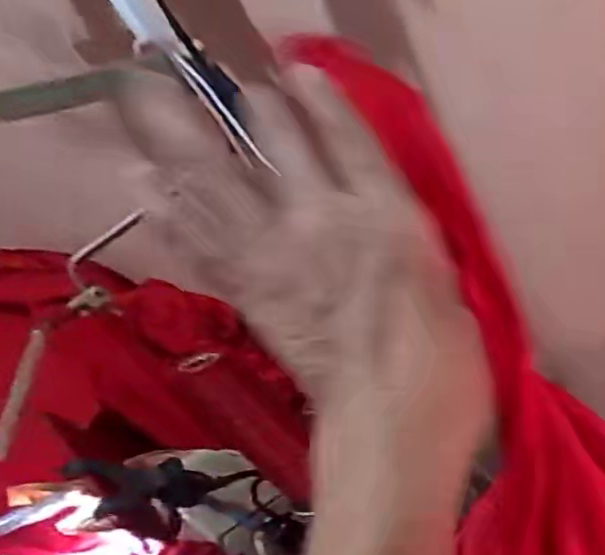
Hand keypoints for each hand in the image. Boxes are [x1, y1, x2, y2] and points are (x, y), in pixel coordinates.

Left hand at [123, 67, 490, 487]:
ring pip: (206, 164)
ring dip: (172, 123)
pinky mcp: (245, 287)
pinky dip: (166, 202)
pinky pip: (193, 231)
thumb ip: (422, 266)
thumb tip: (401, 248)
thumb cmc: (454, 379)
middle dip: (259, 106)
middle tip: (248, 93)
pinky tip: (145, 177)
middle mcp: (325, 218)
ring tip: (149, 93)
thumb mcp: (460, 309)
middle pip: (275, 135)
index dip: (326, 101)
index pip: (352, 140)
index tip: (305, 75)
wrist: (396, 429)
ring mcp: (274, 249)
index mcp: (393, 224)